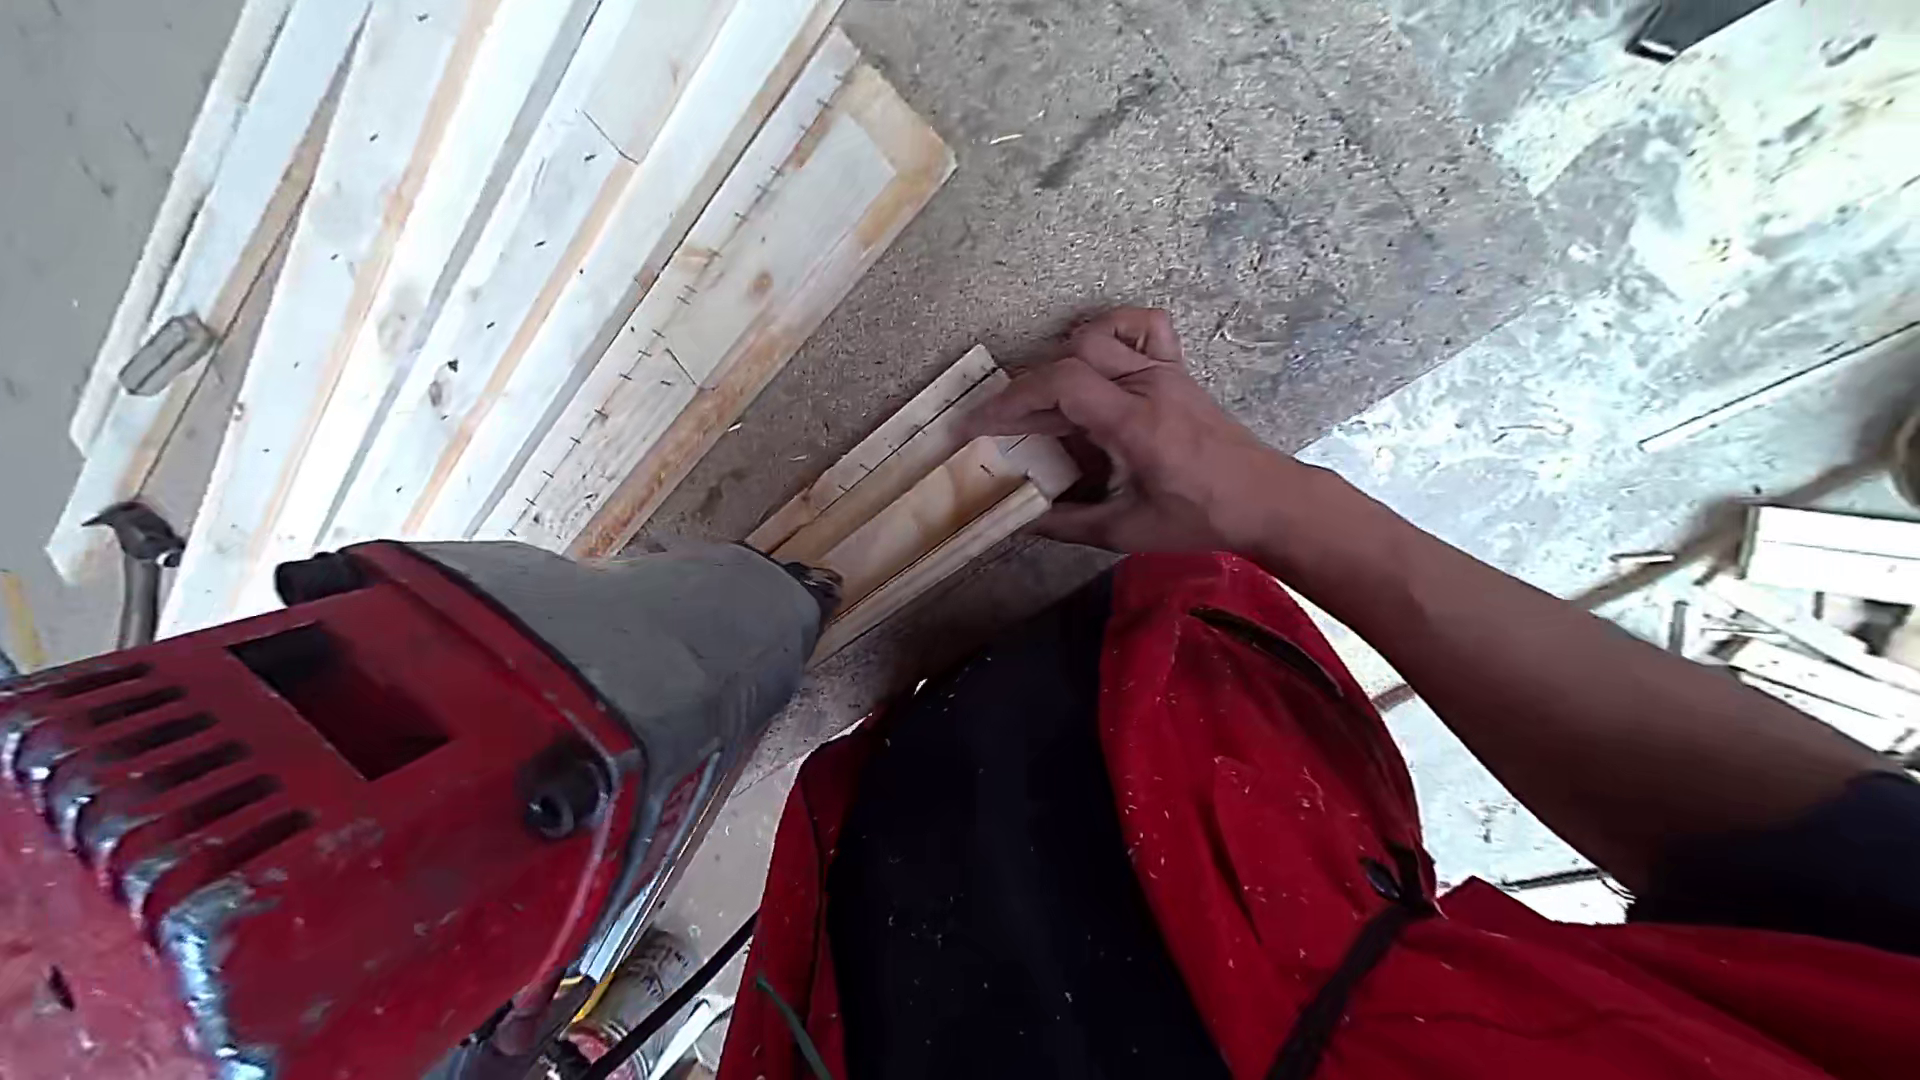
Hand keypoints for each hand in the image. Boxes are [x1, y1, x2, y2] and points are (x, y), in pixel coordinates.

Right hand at [967, 308, 1312, 553]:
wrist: (1266, 499)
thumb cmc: (1201, 517)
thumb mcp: (1126, 530)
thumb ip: (1067, 525)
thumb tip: (1022, 520)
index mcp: (1136, 424)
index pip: (1062, 385)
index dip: (1011, 401)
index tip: (980, 425)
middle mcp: (1148, 385)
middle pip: (1070, 358)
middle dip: (1023, 390)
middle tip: (1000, 424)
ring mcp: (1165, 371)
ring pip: (1098, 337)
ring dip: (1057, 362)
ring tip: (1041, 401)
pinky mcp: (1176, 370)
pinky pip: (1143, 327)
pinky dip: (1110, 330)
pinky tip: (1093, 358)